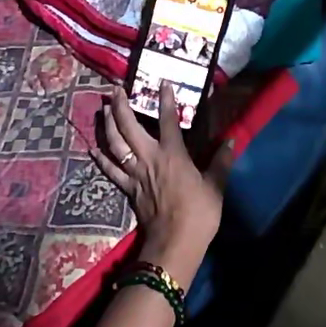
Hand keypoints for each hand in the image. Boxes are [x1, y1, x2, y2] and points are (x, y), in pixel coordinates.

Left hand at [94, 82, 234, 285]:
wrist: (174, 244)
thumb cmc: (199, 213)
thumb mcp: (216, 186)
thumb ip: (221, 161)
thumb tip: (231, 141)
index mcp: (173, 154)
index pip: (168, 120)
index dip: (165, 100)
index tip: (162, 82)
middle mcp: (150, 158)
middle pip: (129, 127)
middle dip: (121, 106)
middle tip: (117, 88)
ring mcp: (135, 173)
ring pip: (115, 144)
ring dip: (108, 124)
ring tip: (105, 108)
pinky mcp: (128, 189)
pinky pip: (111, 170)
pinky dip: (101, 158)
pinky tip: (94, 148)